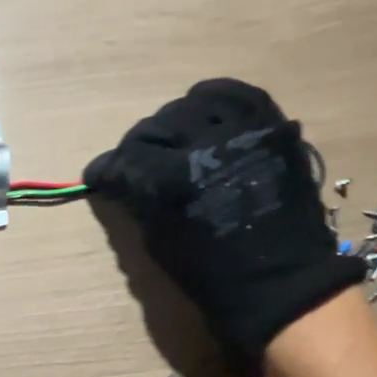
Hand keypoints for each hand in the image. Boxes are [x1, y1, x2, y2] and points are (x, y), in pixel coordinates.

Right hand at [84, 79, 362, 368]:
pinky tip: (205, 115)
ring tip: (171, 136)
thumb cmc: (211, 273)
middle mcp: (209, 144)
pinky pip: (242, 96)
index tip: (98, 175)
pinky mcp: (274, 128)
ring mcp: (247, 131)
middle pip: (159, 124)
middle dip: (139, 143)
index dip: (107, 168)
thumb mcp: (160, 241)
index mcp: (176, 179)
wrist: (278, 281)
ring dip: (176, 118)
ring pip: (199, 101)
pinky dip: (217, 101)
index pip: (128, 158)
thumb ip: (140, 202)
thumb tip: (120, 182)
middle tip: (133, 160)